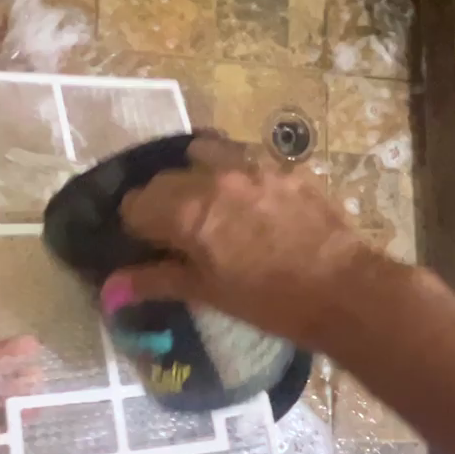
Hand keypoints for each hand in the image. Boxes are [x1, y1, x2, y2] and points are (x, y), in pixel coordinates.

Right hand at [109, 134, 404, 350]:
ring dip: (196, 172)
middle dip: (163, 201)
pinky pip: (246, 156)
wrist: (344, 290)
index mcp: (187, 213)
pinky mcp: (285, 166)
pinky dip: (237, 172)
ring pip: (203, 152)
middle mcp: (212, 178)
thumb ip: (155, 281)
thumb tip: (111, 289)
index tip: (149, 244)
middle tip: (180, 231)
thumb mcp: (207, 293)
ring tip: (212, 201)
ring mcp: (252, 166)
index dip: (137, 226)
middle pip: (165, 178)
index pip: (136, 204)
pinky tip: (252, 200)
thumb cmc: (269, 301)